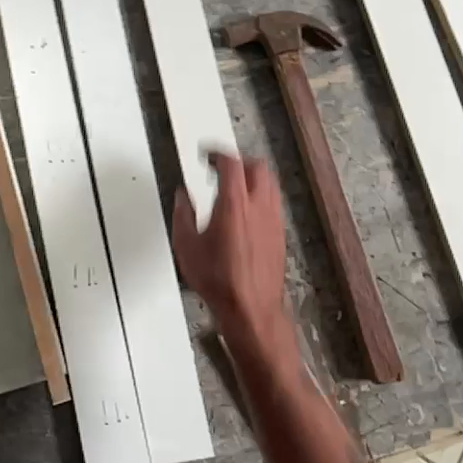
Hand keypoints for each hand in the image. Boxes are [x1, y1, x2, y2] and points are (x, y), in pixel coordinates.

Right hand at [172, 153, 296, 360]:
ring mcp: (273, 220)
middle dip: (238, 160)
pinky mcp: (280, 234)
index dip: (216, 152)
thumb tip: (183, 197)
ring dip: (251, 176)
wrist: (251, 310)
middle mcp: (258, 208)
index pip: (231, 162)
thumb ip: (183, 214)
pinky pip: (273, 202)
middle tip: (220, 166)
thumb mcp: (186, 246)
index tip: (205, 155)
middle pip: (257, 166)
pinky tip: (246, 209)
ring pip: (270, 182)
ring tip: (234, 184)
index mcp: (234, 205)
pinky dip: (260, 195)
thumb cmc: (220, 282)